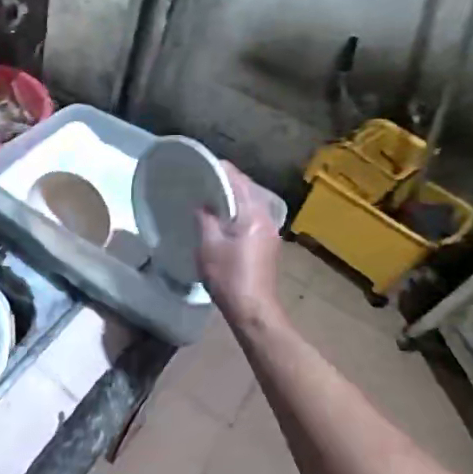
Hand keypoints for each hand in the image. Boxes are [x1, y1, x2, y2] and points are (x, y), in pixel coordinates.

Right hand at [196, 162, 283, 322]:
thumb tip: (203, 204)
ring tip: (210, 195)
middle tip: (202, 178)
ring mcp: (270, 232)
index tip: (202, 163)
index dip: (221, 169)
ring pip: (251, 203)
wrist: (253, 310)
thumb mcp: (209, 245)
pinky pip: (252, 217)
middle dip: (227, 181)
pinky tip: (222, 217)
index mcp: (253, 214)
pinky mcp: (267, 244)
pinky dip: (237, 210)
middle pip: (247, 189)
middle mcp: (267, 218)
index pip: (238, 180)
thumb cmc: (229, 276)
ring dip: (232, 196)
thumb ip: (205, 218)